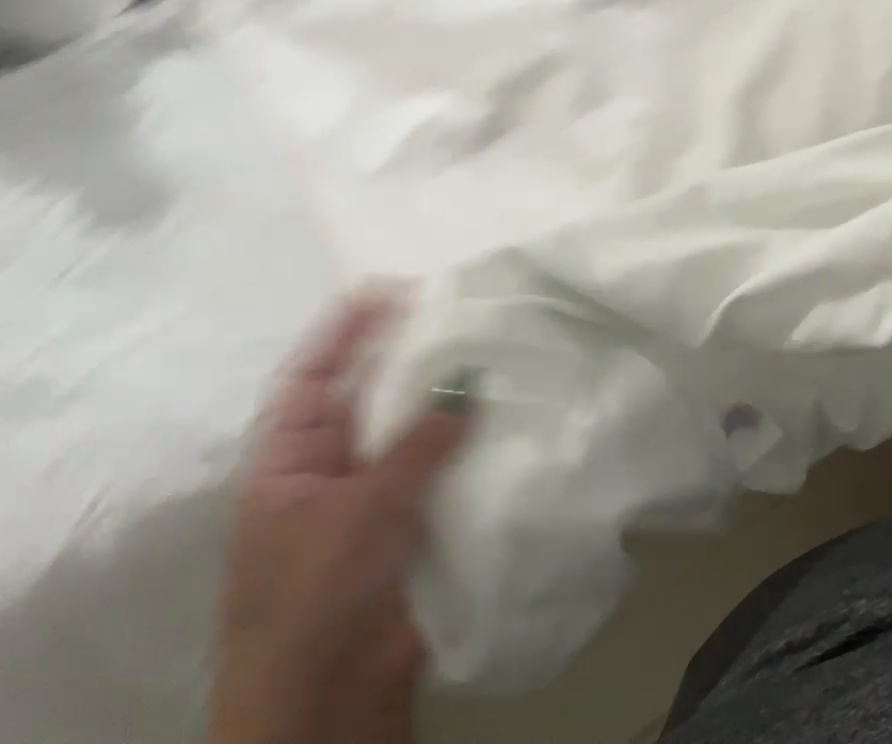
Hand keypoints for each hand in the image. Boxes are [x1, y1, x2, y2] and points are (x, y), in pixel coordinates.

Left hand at [212, 292, 470, 743]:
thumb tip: (469, 381)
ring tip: (503, 353)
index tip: (392, 287)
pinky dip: (482, 443)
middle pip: (377, 396)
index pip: (314, 378)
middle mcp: (337, 467)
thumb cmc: (316, 593)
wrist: (332, 686)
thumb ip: (417, 444)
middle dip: (415, 356)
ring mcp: (384, 493)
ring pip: (423, 431)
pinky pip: (455, 467)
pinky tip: (519, 415)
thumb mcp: (356, 509)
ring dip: (457, 399)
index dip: (347, 331)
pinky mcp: (426, 518)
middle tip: (467, 311)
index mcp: (291, 459)